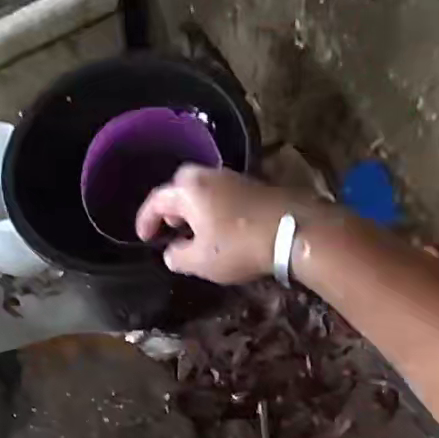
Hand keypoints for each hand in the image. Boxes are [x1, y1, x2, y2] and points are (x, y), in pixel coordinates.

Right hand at [134, 166, 303, 283]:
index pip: (156, 200)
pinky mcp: (255, 186)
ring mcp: (235, 178)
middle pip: (180, 185)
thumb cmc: (239, 246)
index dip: (145, 220)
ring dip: (194, 208)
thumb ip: (176, 256)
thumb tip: (171, 252)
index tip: (143, 238)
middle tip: (170, 227)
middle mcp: (209, 176)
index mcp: (189, 190)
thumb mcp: (199, 261)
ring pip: (203, 189)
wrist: (295, 232)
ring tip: (194, 231)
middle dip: (171, 206)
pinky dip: (213, 208)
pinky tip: (220, 229)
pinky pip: (222, 194)